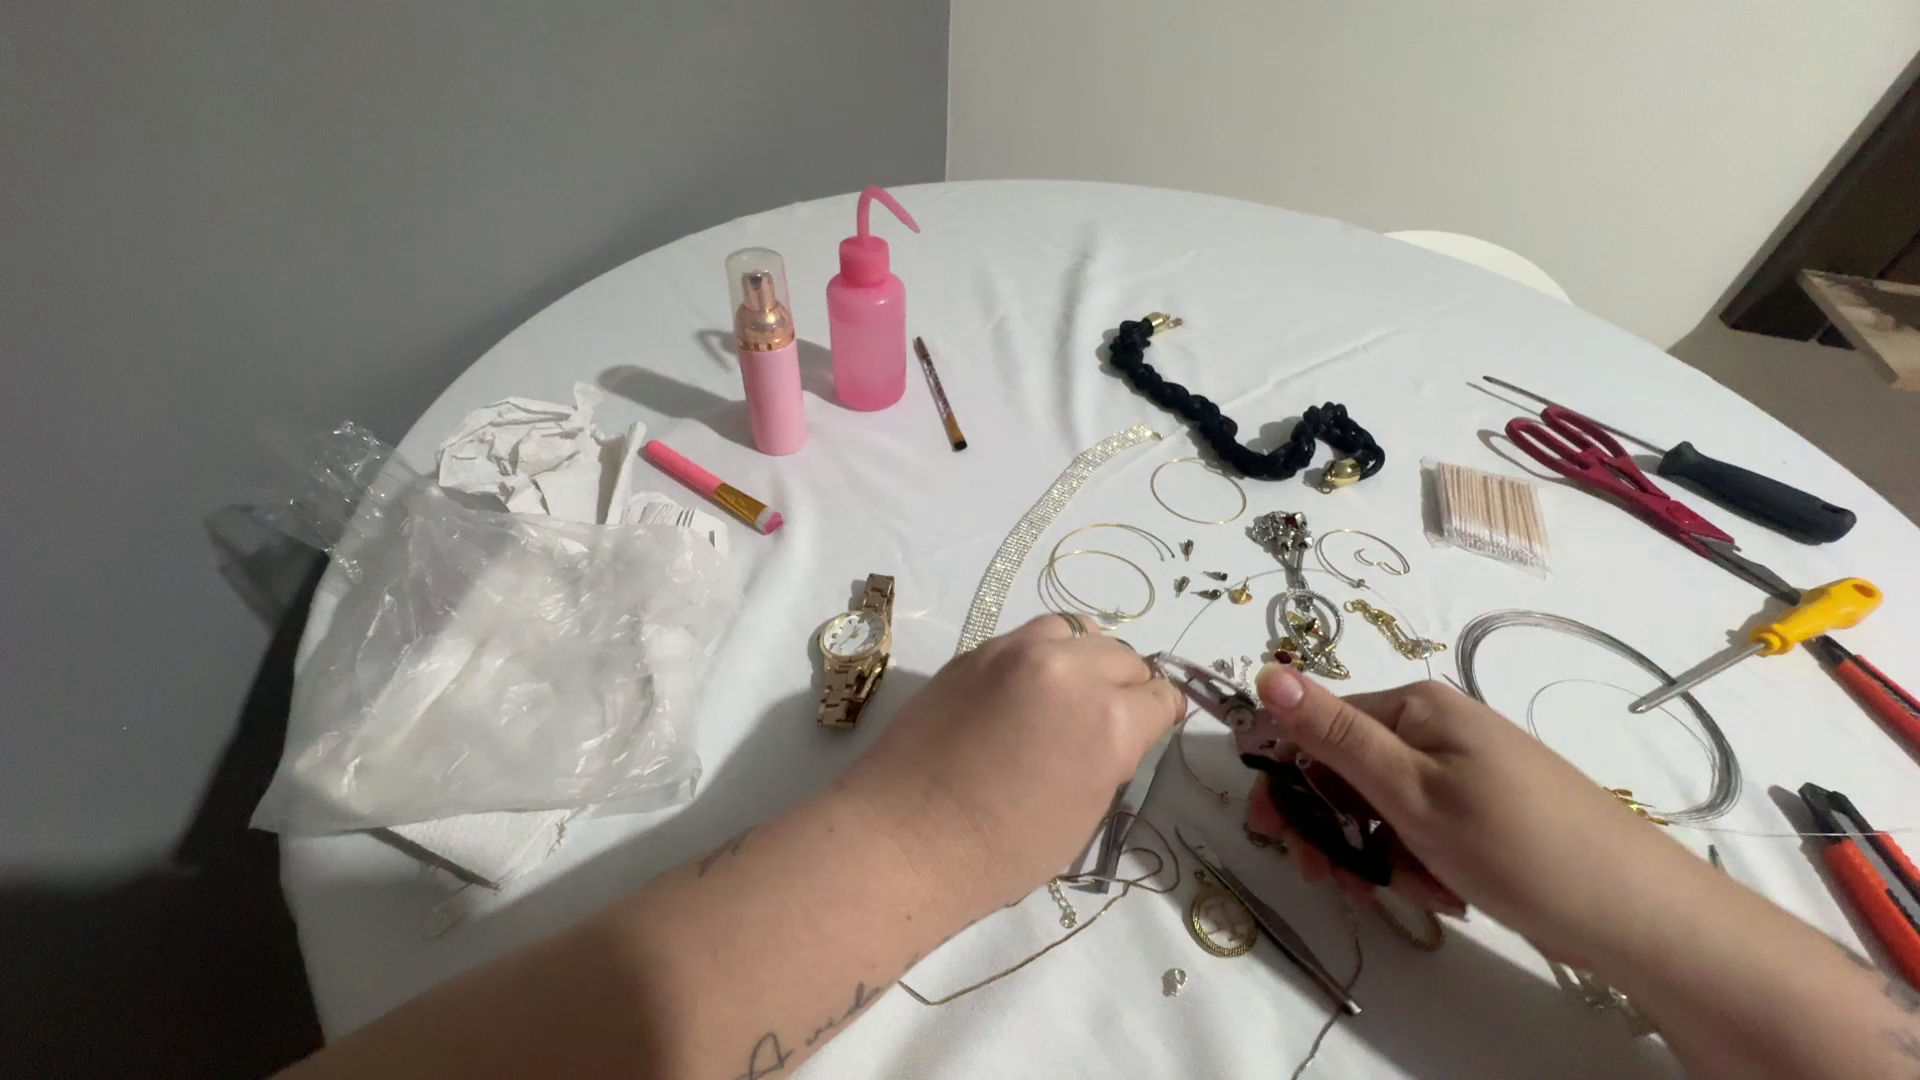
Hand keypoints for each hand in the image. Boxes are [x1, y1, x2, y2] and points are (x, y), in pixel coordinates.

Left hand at [838, 615, 1183, 918]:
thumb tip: (1123, 726)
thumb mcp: (1084, 813)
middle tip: (1105, 717)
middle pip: (1125, 657)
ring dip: (1086, 657)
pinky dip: (1045, 654)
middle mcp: (1070, 671)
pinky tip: (1028, 687)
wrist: (905, 835)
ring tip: (1069, 690)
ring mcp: (1017, 651)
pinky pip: (1031, 636)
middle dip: (1126, 686)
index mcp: (1109, 721)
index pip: (1161, 697)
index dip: (1157, 718)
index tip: (1145, 731)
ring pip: (1078, 631)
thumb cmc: (1002, 849)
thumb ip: (1113, 756)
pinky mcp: (978, 649)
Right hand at [1250, 663, 1700, 965]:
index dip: (1288, 781)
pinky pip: (1420, 825)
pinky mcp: (1481, 807)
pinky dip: (1416, 859)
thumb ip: (1331, 733)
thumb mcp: (1409, 791)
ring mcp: (1461, 768)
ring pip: (1380, 806)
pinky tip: (1442, 891)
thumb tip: (1266, 672)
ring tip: (1406, 891)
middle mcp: (1434, 726)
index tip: (1273, 834)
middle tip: (1333, 879)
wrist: (1648, 922)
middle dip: (1334, 827)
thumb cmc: (1517, 847)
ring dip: (1377, 851)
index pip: (1316, 728)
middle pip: (1346, 770)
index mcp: (1414, 706)